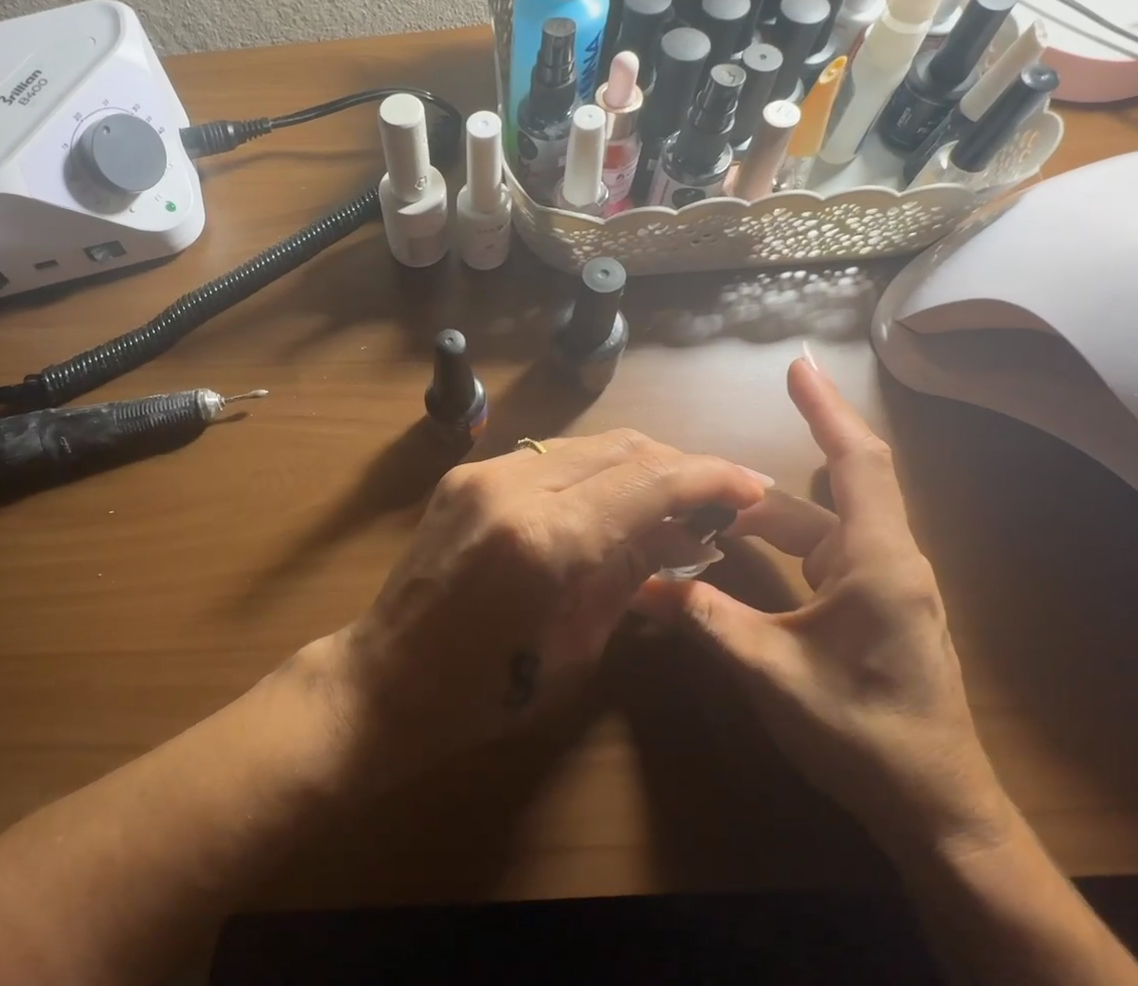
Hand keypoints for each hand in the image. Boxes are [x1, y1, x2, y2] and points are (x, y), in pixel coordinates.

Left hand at [332, 430, 770, 776]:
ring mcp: (482, 474)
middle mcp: (513, 487)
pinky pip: (549, 458)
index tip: (753, 488)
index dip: (712, 477)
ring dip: (638, 464)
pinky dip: (593, 471)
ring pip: (586, 445)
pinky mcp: (465, 476)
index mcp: (546, 539)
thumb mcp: (577, 644)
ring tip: (673, 499)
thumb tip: (690, 535)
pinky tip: (613, 501)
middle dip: (680, 465)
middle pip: (622, 447)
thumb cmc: (486, 693)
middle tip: (719, 497)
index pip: (651, 481)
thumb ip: (632, 575)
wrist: (385, 680)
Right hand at [636, 359, 1013, 857]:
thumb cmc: (862, 732)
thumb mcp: (770, 672)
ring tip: (705, 515)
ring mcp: (885, 590)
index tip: (796, 365)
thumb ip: (705, 620)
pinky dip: (781, 548)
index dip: (824, 409)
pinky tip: (744, 556)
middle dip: (759, 485)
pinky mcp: (876, 614)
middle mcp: (887, 563)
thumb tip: (640, 585)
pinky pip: (825, 559)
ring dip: (766, 520)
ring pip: (821, 532)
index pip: (855, 462)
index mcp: (877, 562)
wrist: (935, 806)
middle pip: (824, 498)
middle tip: (696, 477)